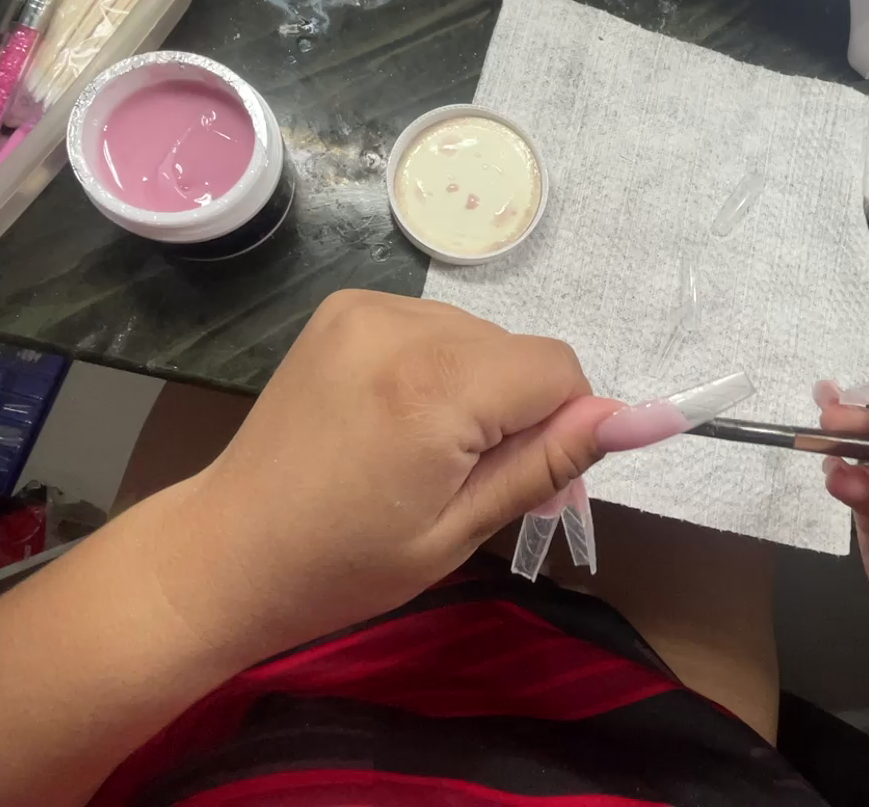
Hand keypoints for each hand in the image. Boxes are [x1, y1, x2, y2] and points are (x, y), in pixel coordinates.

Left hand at [143, 291, 621, 664]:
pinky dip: (440, 364)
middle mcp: (403, 324)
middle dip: (517, 407)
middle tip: (467, 472)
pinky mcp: (346, 305)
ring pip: (480, 336)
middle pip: (517, 350)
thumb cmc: (347, 564)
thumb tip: (642, 418)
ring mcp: (369, 306)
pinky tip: (396, 410)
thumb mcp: (462, 529)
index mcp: (434, 386)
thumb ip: (552, 461)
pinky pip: (436, 324)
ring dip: (478, 384)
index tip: (522, 472)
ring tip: (423, 444)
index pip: (556, 368)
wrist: (226, 551)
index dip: (561, 421)